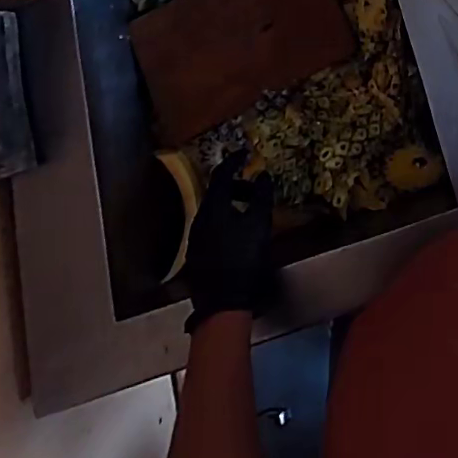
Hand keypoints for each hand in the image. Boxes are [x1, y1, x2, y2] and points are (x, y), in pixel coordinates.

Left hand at [182, 152, 276, 332]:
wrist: (223, 303)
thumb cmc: (244, 259)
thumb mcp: (259, 224)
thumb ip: (261, 196)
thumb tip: (263, 176)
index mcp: (213, 207)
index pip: (221, 175)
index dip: (234, 161)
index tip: (245, 154)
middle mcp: (199, 218)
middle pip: (217, 193)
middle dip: (238, 186)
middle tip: (256, 189)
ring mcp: (195, 238)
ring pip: (214, 210)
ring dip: (232, 204)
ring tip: (251, 212)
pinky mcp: (197, 253)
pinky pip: (211, 226)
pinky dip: (226, 220)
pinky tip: (238, 233)